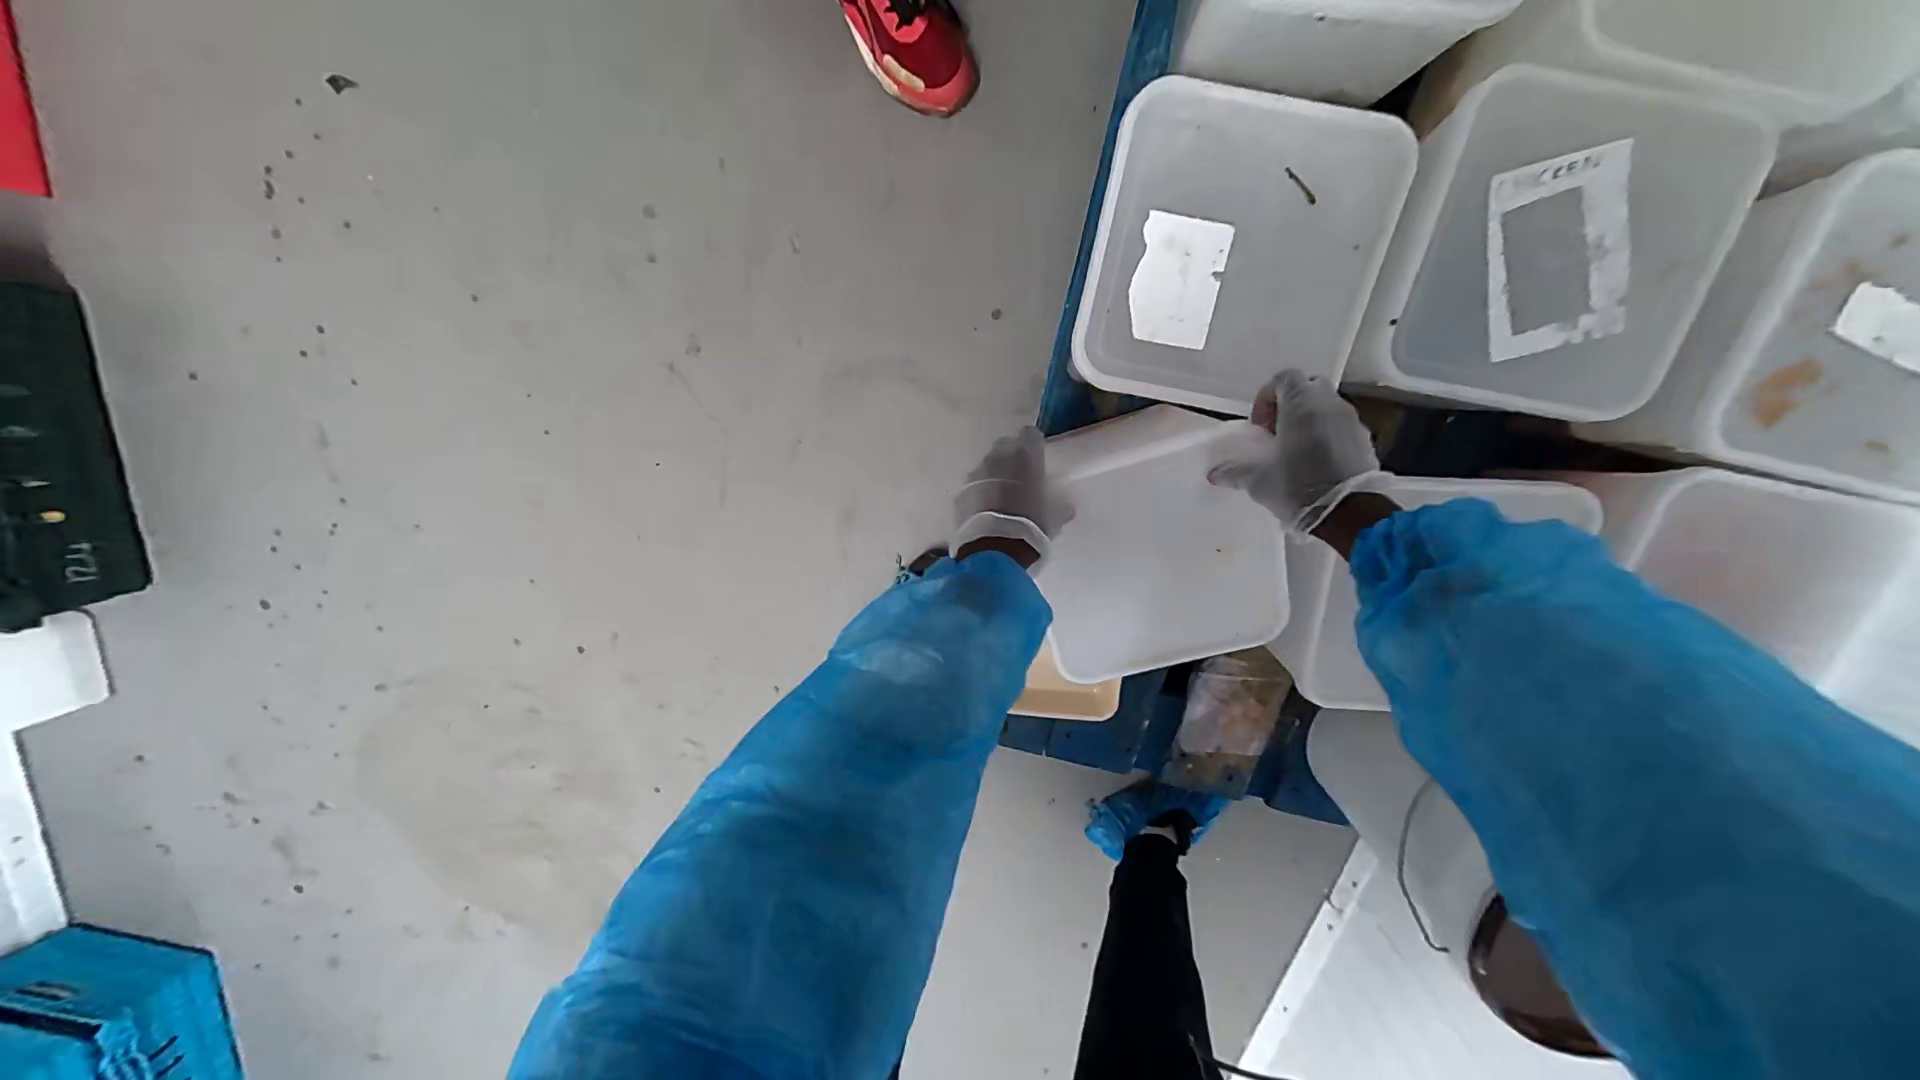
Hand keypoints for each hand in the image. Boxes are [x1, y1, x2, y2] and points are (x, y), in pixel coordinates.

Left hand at [953, 427, 1073, 569]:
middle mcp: (998, 458)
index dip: (1034, 445)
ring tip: (1001, 497)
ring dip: (994, 474)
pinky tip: (985, 509)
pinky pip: (973, 485)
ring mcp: (976, 473)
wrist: (995, 548)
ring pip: (987, 465)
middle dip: (1012, 456)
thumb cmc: (1031, 526)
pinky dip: (979, 492)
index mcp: (1025, 457)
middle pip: (1005, 445)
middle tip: (1020, 477)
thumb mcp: (1054, 518)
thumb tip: (1066, 508)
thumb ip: (1060, 507)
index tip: (1037, 459)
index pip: (1030, 434)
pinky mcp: (961, 492)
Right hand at [1207, 370, 1384, 535]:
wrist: (1348, 511)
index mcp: (1301, 404)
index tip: (1259, 425)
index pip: (1283, 378)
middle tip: (1276, 433)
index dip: (1267, 397)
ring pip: (1326, 406)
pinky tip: (1317, 462)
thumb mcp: (1258, 480)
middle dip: (1289, 405)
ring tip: (1295, 450)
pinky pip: (1341, 425)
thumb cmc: (1297, 486)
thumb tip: (1213, 474)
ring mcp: (1350, 419)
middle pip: (1307, 388)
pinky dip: (1327, 434)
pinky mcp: (1364, 438)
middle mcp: (1328, 403)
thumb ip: (1235, 471)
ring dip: (1309, 420)